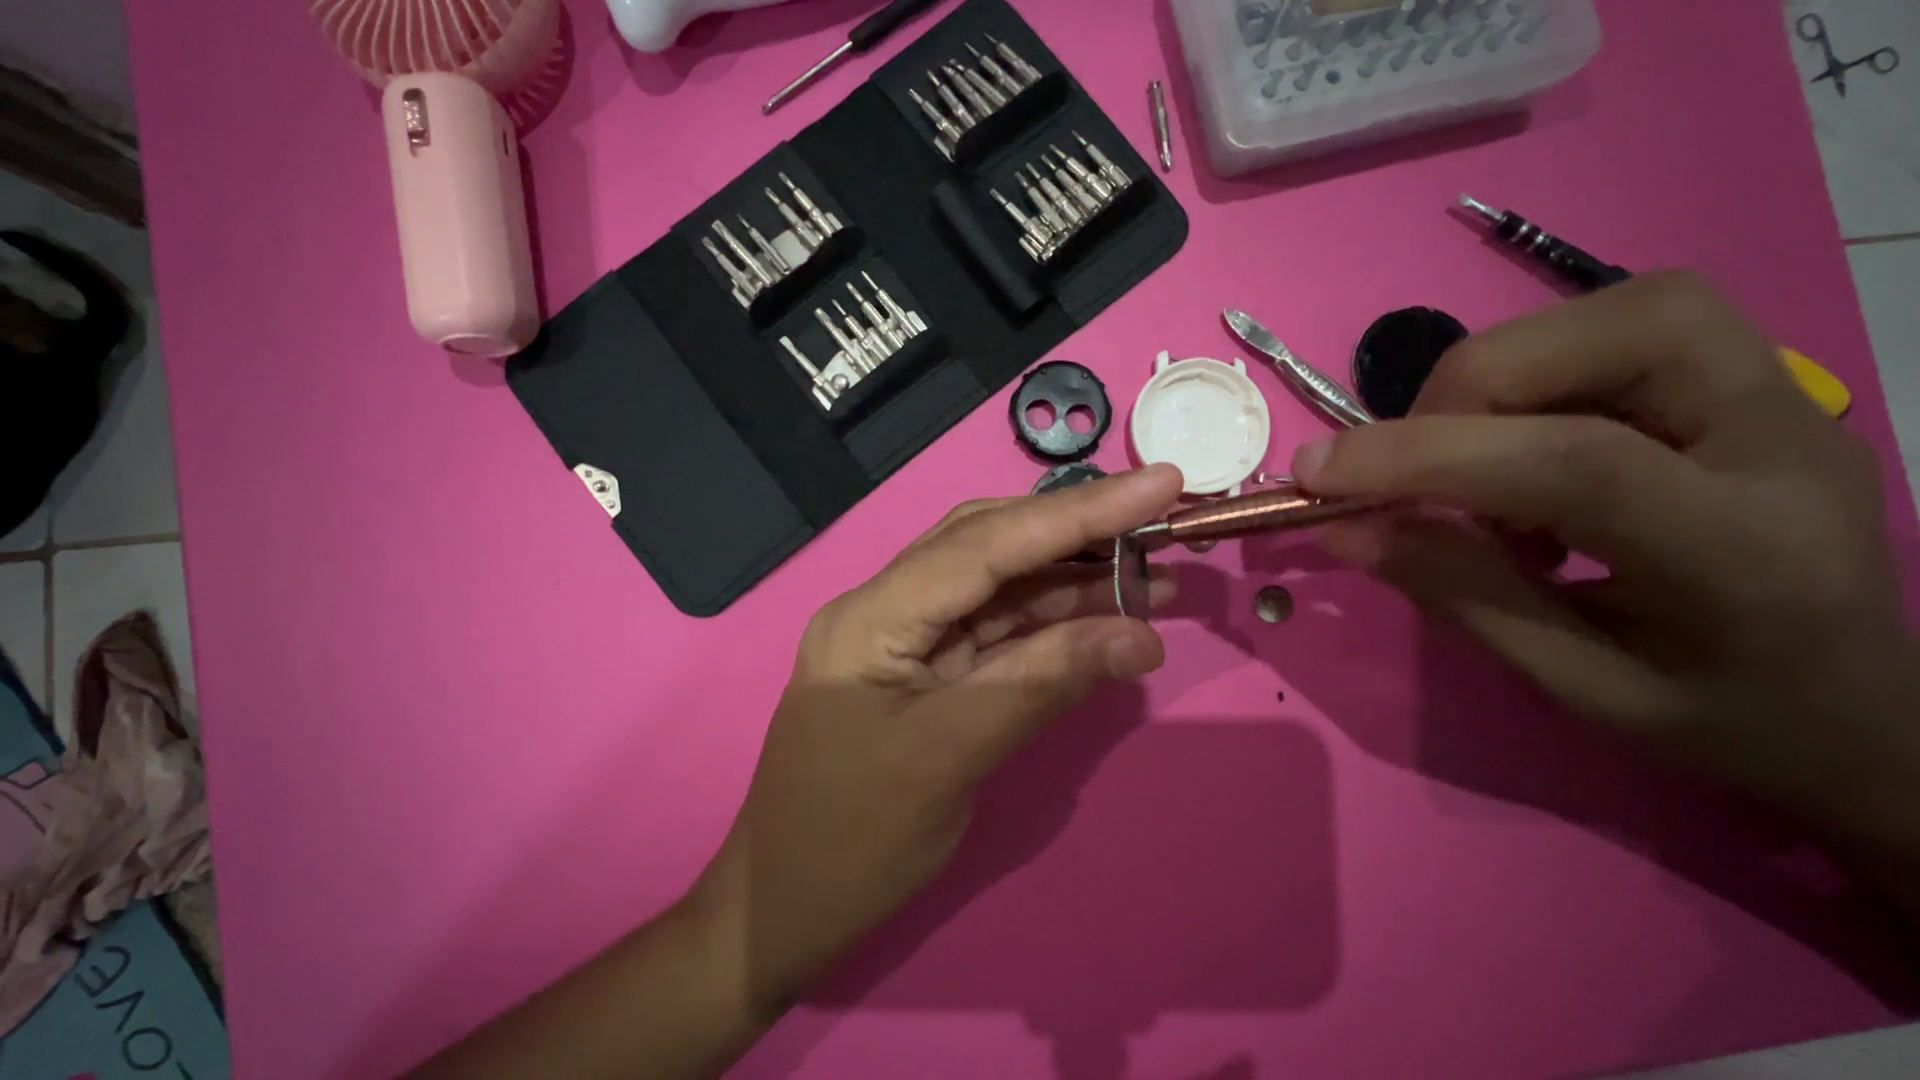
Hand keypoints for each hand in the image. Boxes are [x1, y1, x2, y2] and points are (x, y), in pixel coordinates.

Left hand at [691, 466, 1184, 1016]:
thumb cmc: (852, 839)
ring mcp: (906, 645)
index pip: (986, 544)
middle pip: (990, 549)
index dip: (1078, 512)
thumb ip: (1043, 684)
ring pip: (999, 592)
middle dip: (1077, 533)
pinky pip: (997, 637)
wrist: (786, 911)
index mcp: (874, 616)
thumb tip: (1141, 636)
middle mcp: (887, 611)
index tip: (1160, 482)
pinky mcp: (926, 678)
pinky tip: (1107, 626)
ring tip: (1156, 578)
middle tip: (1161, 521)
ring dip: (1073, 582)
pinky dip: (1053, 631)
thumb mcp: (950, 757)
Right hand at [1290, 273, 1919, 857]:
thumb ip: (1460, 595)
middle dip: (1475, 384)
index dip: (1427, 454)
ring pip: (1627, 307)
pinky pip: (1626, 328)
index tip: (1319, 474)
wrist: (1867, 711)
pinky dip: (1539, 372)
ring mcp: (1786, 398)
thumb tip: (1345, 525)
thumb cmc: (1719, 720)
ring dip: (1507, 368)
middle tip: (1418, 462)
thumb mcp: (1578, 686)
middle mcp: (1786, 443)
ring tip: (1469, 453)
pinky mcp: (1759, 382)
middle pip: (1625, 333)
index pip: (1575, 462)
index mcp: (1745, 555)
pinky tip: (1524, 444)